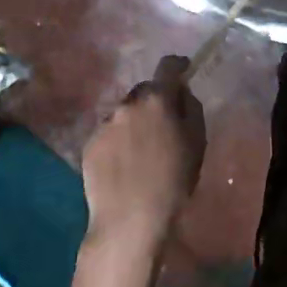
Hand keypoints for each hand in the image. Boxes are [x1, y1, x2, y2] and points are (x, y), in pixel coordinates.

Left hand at [81, 56, 205, 251]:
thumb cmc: (172, 183)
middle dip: (155, 101)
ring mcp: (105, 123)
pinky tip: (125, 166)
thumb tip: (182, 93)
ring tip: (142, 153)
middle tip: (163, 126)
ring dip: (134, 123)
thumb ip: (191, 110)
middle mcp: (127, 104)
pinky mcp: (90, 143)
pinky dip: (118, 142)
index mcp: (157, 100)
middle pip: (144, 92)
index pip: (167, 67)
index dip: (177, 66)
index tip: (183, 69)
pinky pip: (109, 134)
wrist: (130, 220)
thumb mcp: (197, 144)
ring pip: (125, 114)